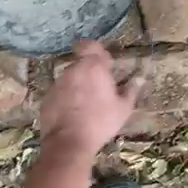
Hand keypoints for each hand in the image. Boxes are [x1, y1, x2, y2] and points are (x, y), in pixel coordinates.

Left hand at [40, 41, 142, 159]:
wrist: (69, 142)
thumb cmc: (101, 122)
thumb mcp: (123, 108)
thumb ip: (131, 90)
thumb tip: (139, 78)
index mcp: (94, 67)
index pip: (91, 45)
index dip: (98, 52)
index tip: (105, 64)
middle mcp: (73, 70)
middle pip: (81, 62)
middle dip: (89, 71)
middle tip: (99, 88)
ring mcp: (58, 83)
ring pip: (70, 77)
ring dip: (78, 85)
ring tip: (86, 103)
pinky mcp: (47, 97)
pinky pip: (60, 91)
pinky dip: (67, 97)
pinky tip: (73, 113)